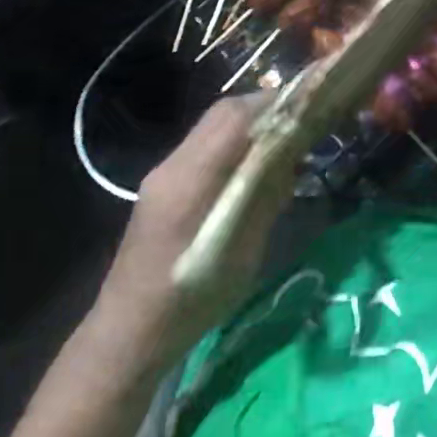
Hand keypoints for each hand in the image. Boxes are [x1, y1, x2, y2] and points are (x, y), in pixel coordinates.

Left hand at [93, 94, 287, 358]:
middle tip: (299, 120)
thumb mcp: (242, 255)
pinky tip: (251, 162)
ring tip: (282, 138)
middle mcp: (174, 164)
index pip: (234, 119)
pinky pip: (203, 144)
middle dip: (263, 108)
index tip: (307, 105)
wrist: (129, 331)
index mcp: (191, 181)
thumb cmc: (191, 302)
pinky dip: (231, 141)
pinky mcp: (163, 182)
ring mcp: (164, 170)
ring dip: (247, 123)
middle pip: (222, 114)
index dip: (273, 105)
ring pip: (211, 126)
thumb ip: (265, 199)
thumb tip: (291, 157)